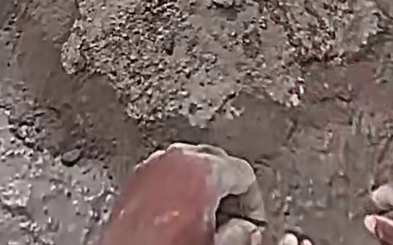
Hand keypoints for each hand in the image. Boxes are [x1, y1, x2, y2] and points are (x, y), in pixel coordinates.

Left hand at [103, 144, 265, 244]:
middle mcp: (177, 156)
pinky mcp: (138, 174)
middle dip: (230, 191)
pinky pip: (170, 172)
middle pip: (217, 162)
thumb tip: (248, 229)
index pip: (243, 172)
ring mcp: (154, 162)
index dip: (254, 202)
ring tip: (205, 222)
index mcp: (202, 170)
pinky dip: (180, 188)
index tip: (253, 225)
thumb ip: (241, 236)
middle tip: (233, 224)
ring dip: (204, 189)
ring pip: (192, 164)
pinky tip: (180, 216)